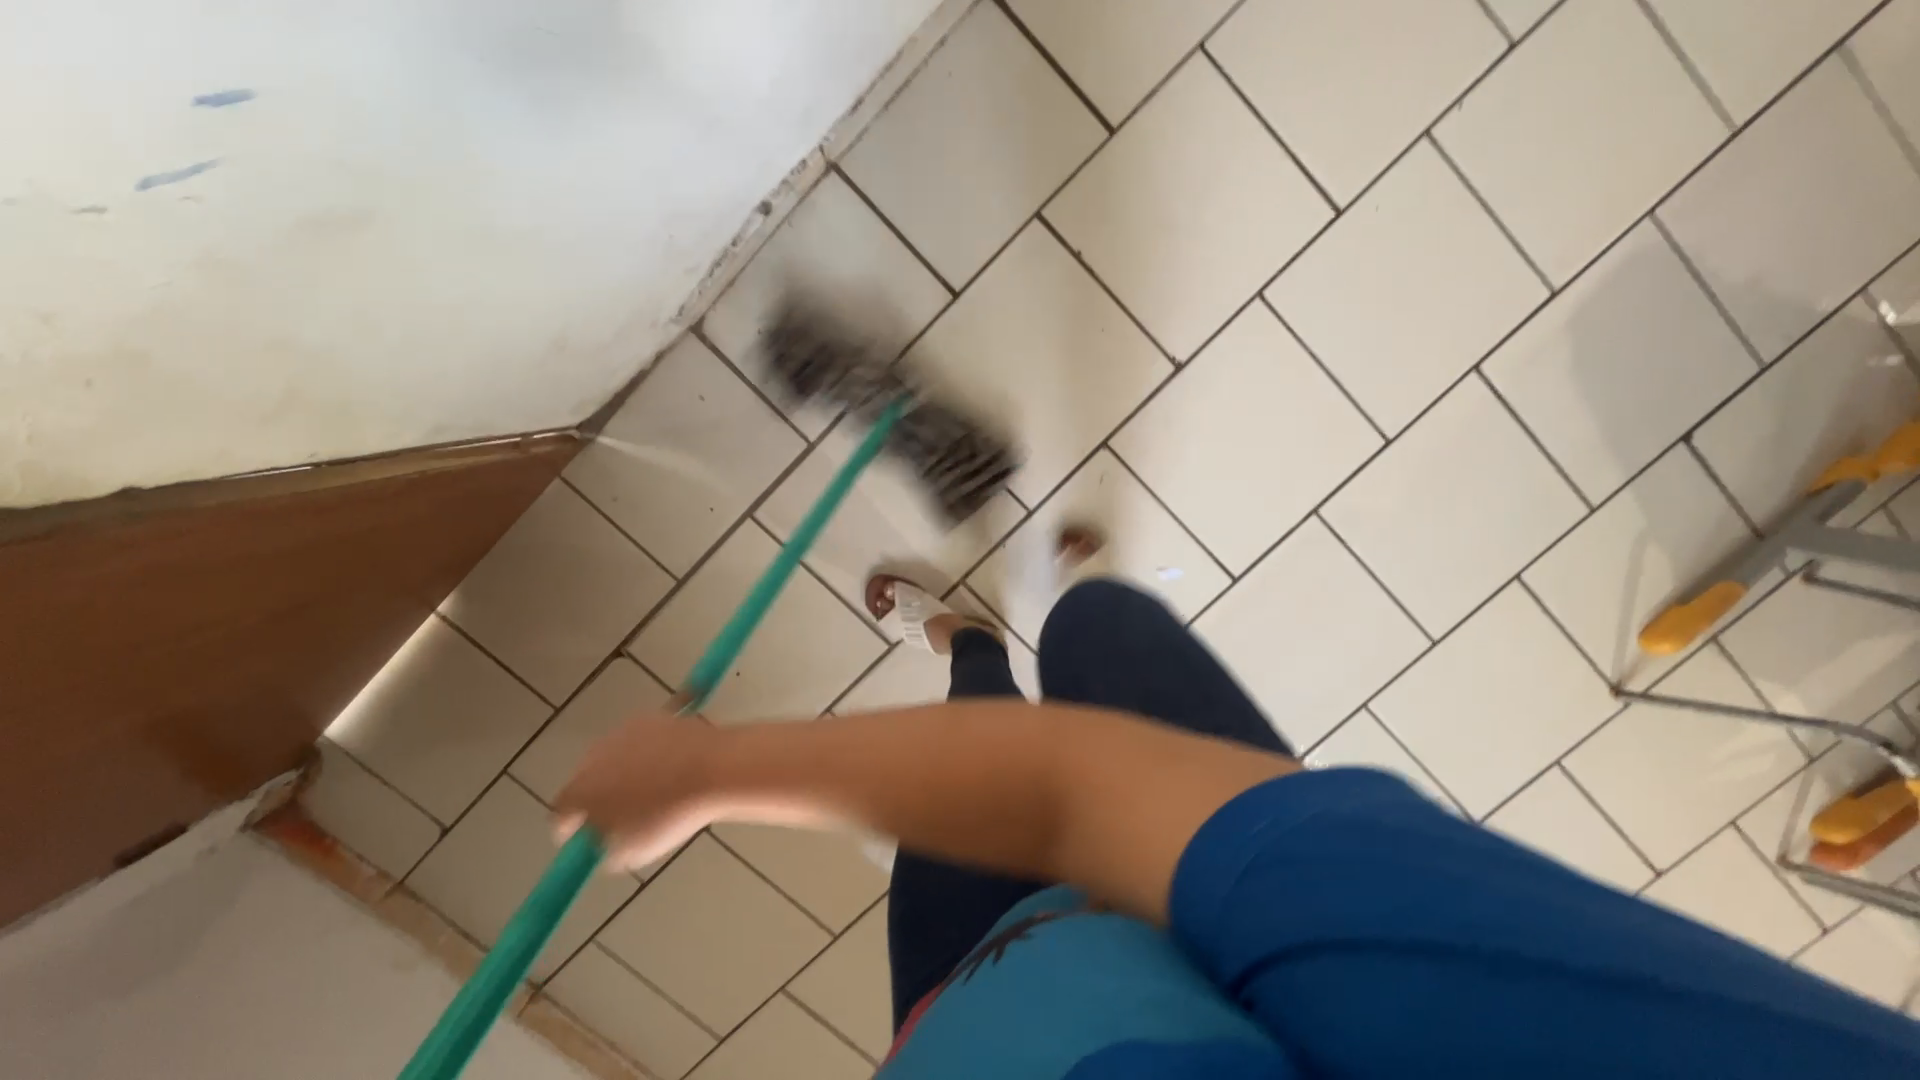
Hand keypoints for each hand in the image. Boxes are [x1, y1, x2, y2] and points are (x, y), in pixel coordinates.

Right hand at [554, 705, 725, 871]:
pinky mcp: (650, 718)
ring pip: (612, 758)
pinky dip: (647, 753)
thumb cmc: (669, 816)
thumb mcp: (632, 851)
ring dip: (622, 772)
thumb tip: (602, 844)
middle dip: (595, 797)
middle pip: (584, 780)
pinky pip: (640, 742)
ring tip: (651, 789)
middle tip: (618, 814)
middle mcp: (592, 757)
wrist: (712, 768)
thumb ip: (606, 849)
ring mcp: (621, 733)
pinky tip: (668, 766)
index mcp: (580, 791)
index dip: (567, 828)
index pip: (559, 812)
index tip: (578, 838)